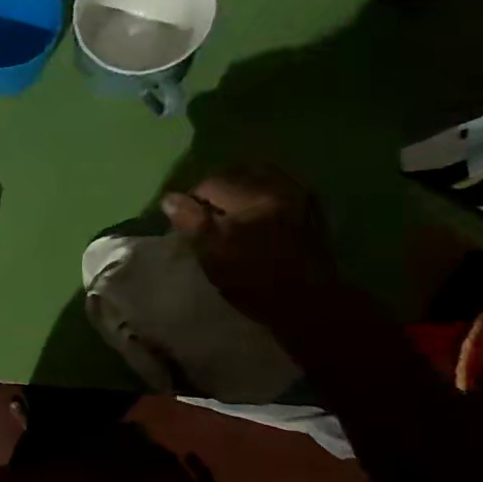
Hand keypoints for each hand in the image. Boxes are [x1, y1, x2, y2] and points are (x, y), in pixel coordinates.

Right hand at [161, 164, 344, 333]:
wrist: (312, 306)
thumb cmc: (258, 285)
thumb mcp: (214, 258)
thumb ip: (191, 222)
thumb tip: (170, 199)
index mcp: (252, 199)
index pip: (209, 184)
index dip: (190, 202)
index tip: (185, 224)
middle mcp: (277, 189)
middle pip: (235, 174)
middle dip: (214, 191)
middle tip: (204, 217)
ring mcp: (297, 196)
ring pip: (257, 176)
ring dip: (238, 188)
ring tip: (228, 212)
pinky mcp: (310, 208)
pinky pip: (278, 186)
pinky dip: (260, 193)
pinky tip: (254, 213)